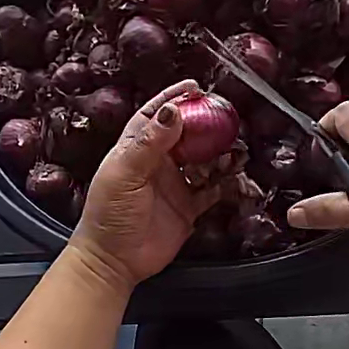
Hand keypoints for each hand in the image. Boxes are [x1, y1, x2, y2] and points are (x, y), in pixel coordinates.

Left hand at [67, 80, 219, 289]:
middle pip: (188, 136)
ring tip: (238, 152)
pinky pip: (214, 191)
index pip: (157, 116)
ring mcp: (175, 185)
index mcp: (137, 149)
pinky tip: (239, 179)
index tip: (195, 87)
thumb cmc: (109, 215)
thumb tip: (173, 111)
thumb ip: (150, 143)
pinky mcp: (189, 208)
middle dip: (208, 127)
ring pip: (205, 162)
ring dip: (222, 156)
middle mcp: (158, 163)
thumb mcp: (125, 173)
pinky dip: (228, 185)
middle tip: (228, 120)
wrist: (114, 261)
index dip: (174, 99)